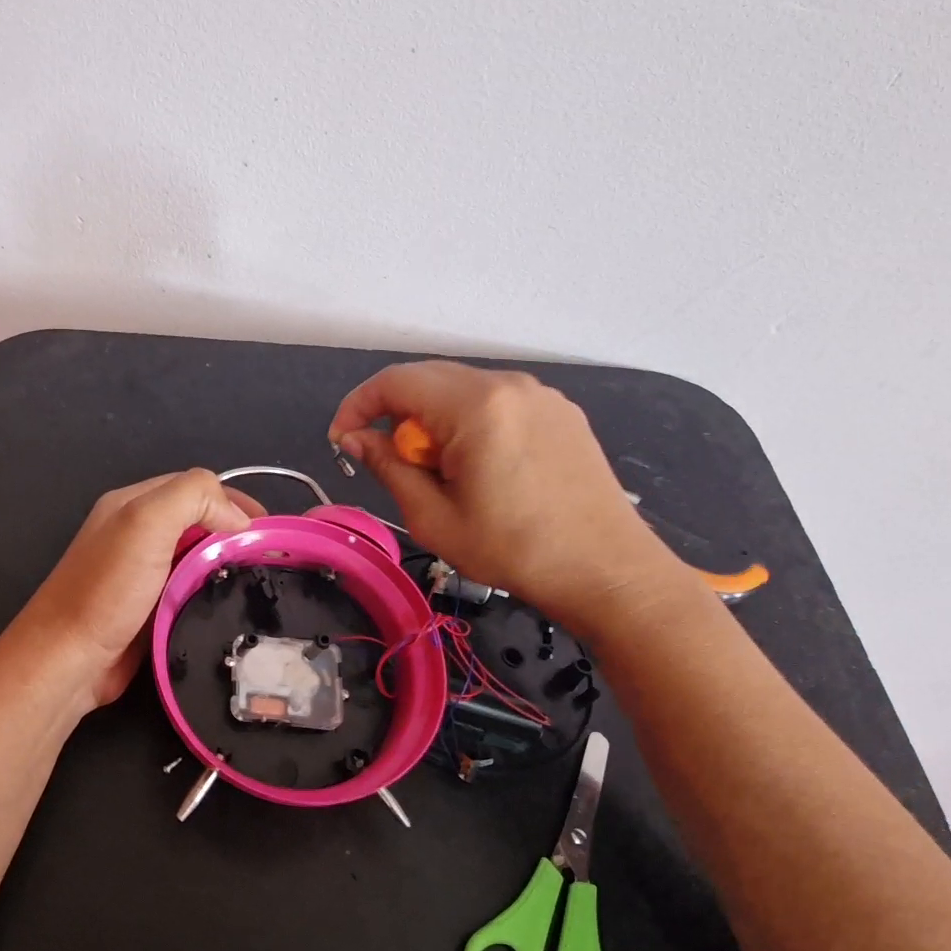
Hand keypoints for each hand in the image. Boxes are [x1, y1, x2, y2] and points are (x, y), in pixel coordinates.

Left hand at [7, 469, 265, 711]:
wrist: (69, 660)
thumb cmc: (107, 588)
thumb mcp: (147, 521)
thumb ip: (192, 498)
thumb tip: (236, 517)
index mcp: (132, 504)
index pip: (194, 486)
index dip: (233, 501)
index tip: (268, 529)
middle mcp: (136, 533)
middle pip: (198, 522)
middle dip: (234, 534)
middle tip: (270, 559)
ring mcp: (141, 574)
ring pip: (197, 558)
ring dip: (226, 566)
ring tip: (260, 583)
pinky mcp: (148, 610)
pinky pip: (189, 592)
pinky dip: (212, 595)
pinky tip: (231, 607)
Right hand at [328, 361, 687, 628]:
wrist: (607, 571)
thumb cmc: (513, 549)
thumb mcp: (434, 517)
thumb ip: (389, 466)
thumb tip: (356, 440)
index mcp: (475, 406)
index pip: (395, 382)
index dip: (358, 406)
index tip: (343, 442)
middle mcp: (509, 385)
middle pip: (429, 379)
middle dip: (395, 414)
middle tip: (388, 461)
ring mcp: (541, 396)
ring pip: (463, 390)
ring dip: (434, 420)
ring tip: (437, 471)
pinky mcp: (561, 412)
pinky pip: (497, 402)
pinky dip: (470, 423)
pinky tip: (478, 467)